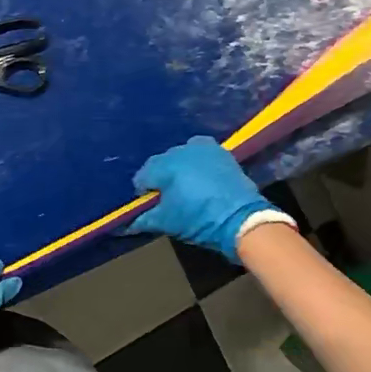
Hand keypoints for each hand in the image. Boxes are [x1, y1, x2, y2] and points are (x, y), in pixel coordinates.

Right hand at [128, 136, 289, 260]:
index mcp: (165, 165)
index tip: (150, 204)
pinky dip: (198, 163)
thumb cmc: (199, 220)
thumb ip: (145, 219)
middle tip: (168, 197)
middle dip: (162, 177)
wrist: (241, 218)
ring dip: (180, 168)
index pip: (143, 175)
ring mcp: (203, 148)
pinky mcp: (221, 151)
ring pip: (182, 155)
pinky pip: (202, 154)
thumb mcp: (168, 222)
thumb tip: (130, 223)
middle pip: (162, 162)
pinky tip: (203, 178)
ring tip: (187, 187)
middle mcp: (181, 150)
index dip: (144, 191)